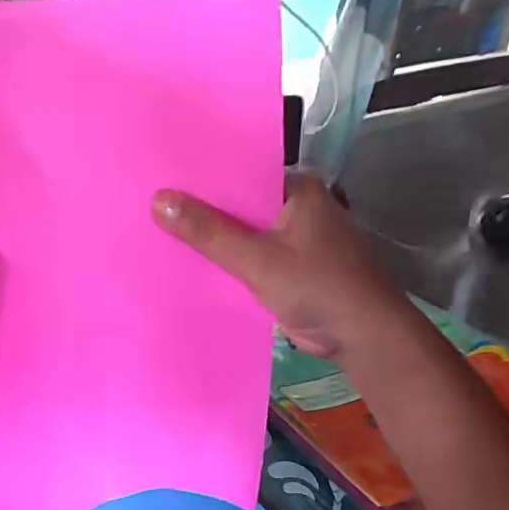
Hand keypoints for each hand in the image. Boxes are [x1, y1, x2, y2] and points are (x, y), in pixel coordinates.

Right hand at [153, 175, 397, 360]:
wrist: (360, 335)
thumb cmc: (318, 286)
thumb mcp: (257, 259)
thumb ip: (209, 233)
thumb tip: (158, 200)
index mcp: (295, 189)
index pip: (239, 174)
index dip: (200, 180)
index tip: (158, 181)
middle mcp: (294, 208)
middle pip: (237, 206)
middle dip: (200, 214)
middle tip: (147, 211)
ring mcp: (291, 241)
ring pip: (240, 236)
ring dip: (210, 243)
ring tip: (157, 237)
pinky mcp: (286, 271)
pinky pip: (246, 261)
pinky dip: (224, 266)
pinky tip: (189, 269)